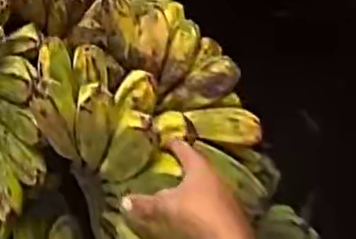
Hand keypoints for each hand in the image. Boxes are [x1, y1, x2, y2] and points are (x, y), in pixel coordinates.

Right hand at [120, 141, 254, 238]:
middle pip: (194, 163)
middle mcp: (213, 173)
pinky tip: (192, 209)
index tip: (157, 143)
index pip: (180, 145)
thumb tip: (124, 201)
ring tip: (176, 189)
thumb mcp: (167, 207)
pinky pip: (212, 200)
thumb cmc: (198, 213)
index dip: (168, 143)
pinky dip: (201, 201)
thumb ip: (146, 203)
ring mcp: (225, 193)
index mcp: (197, 164)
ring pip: (204, 182)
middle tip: (163, 166)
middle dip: (180, 165)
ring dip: (192, 185)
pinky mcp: (231, 212)